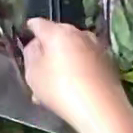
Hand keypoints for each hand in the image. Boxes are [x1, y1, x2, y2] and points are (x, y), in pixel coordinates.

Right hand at [22, 18, 132, 132]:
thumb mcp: (32, 74)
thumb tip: (36, 44)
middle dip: (46, 49)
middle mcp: (79, 33)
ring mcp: (97, 46)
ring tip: (54, 83)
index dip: (28, 30)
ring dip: (62, 61)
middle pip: (57, 36)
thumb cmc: (60, 89)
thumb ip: (30, 54)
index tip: (24, 39)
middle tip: (37, 69)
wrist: (102, 109)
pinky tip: (71, 88)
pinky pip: (85, 61)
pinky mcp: (108, 62)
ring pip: (72, 50)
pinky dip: (76, 69)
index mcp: (57, 32)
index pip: (37, 23)